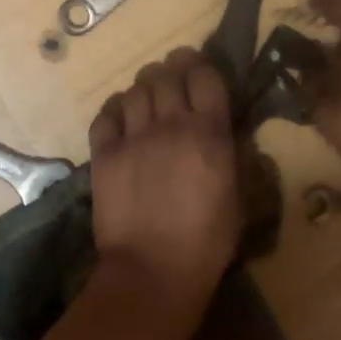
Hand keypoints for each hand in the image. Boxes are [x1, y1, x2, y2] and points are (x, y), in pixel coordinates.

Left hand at [88, 48, 241, 305]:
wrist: (153, 272)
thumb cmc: (207, 242)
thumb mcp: (237, 196)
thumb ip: (232, 155)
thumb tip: (228, 130)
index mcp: (210, 133)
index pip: (205, 77)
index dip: (202, 67)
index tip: (199, 69)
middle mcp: (171, 125)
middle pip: (167, 74)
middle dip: (172, 68)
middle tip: (174, 73)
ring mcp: (134, 137)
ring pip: (137, 89)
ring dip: (145, 85)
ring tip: (149, 94)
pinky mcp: (104, 154)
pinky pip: (107, 114)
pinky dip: (116, 108)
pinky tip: (123, 116)